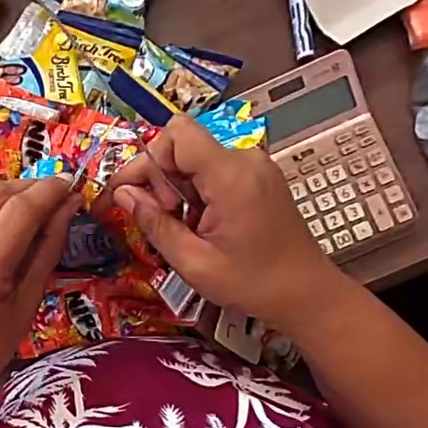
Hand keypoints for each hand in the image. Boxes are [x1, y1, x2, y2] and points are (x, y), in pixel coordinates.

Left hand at [0, 177, 81, 397]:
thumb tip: (69, 202)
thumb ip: (48, 245)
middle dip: (27, 187)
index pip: (18, 212)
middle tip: (55, 196)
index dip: (49, 192)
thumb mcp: (30, 298)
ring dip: (7, 193)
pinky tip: (5, 220)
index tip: (72, 186)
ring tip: (34, 206)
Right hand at [106, 115, 349, 329]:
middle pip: (179, 145)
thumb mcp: (191, 262)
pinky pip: (206, 170)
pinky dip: (190, 191)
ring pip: (189, 158)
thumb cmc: (252, 284)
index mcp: (231, 178)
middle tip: (159, 217)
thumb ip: (153, 223)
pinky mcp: (253, 177)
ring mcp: (252, 167)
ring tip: (182, 224)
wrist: (305, 293)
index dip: (148, 160)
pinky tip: (196, 221)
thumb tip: (122, 194)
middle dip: (157, 178)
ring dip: (173, 188)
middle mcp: (244, 161)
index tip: (138, 195)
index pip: (177, 134)